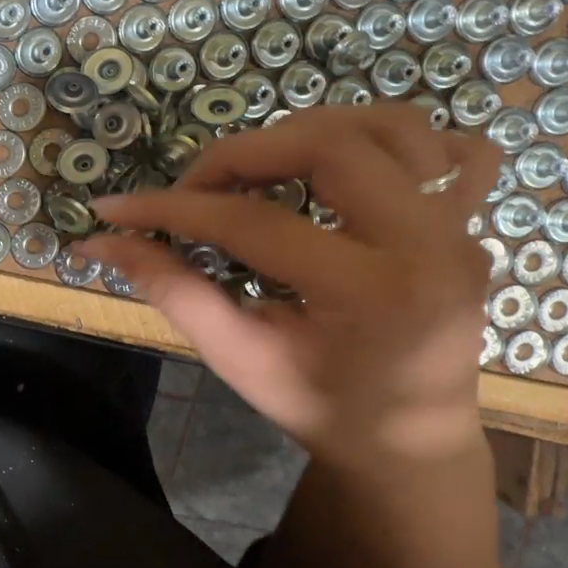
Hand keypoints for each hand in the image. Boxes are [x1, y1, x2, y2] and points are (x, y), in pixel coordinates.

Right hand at [80, 104, 500, 469]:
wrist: (409, 439)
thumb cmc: (317, 404)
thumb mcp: (234, 355)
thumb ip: (171, 288)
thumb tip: (101, 241)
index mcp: (371, 291)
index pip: (254, 221)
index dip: (173, 208)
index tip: (117, 208)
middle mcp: (429, 244)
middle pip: (331, 145)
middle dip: (242, 154)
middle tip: (194, 188)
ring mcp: (459, 226)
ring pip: (392, 128)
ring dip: (308, 134)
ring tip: (258, 171)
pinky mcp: (467, 222)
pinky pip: (455, 149)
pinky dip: (391, 143)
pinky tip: (342, 169)